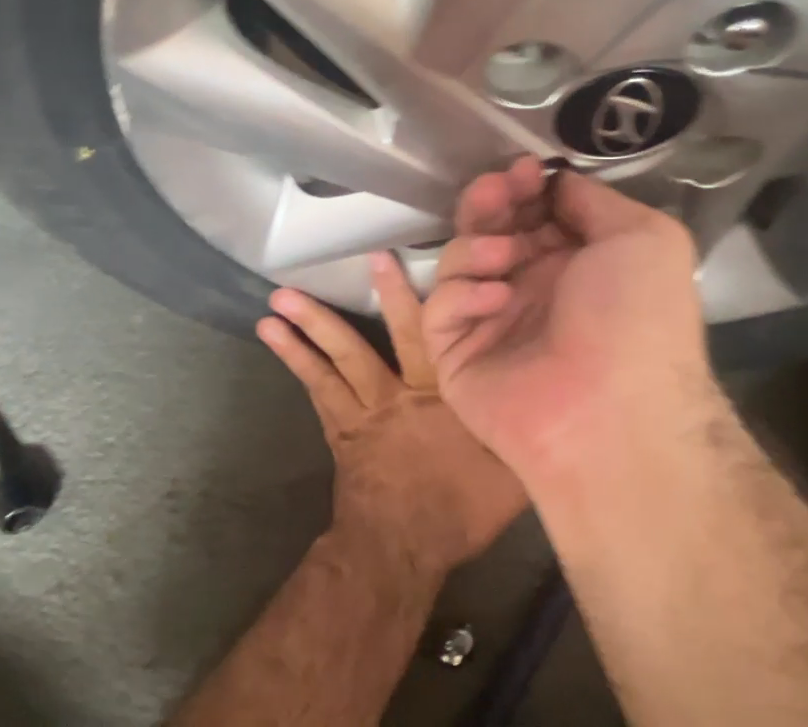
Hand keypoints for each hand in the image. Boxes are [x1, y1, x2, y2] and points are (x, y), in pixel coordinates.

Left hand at [259, 254, 526, 575]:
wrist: (402, 549)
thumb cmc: (460, 509)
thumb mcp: (508, 468)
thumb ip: (514, 420)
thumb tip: (537, 383)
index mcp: (439, 394)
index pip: (427, 333)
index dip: (406, 296)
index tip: (386, 258)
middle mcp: (395, 394)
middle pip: (361, 345)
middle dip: (328, 314)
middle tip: (298, 283)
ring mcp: (362, 414)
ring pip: (330, 366)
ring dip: (301, 335)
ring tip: (270, 308)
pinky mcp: (341, 434)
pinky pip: (319, 393)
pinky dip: (299, 366)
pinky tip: (277, 343)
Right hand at [422, 157, 710, 479]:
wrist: (613, 413)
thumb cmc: (638, 320)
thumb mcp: (646, 238)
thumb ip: (594, 200)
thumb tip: (558, 181)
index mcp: (574, 265)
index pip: (532, 213)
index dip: (523, 188)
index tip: (523, 170)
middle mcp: (530, 288)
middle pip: (488, 228)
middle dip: (488, 201)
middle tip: (496, 190)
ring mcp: (490, 321)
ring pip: (457, 260)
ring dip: (476, 245)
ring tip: (504, 255)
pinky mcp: (455, 353)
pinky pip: (441, 308)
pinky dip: (463, 293)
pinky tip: (497, 298)